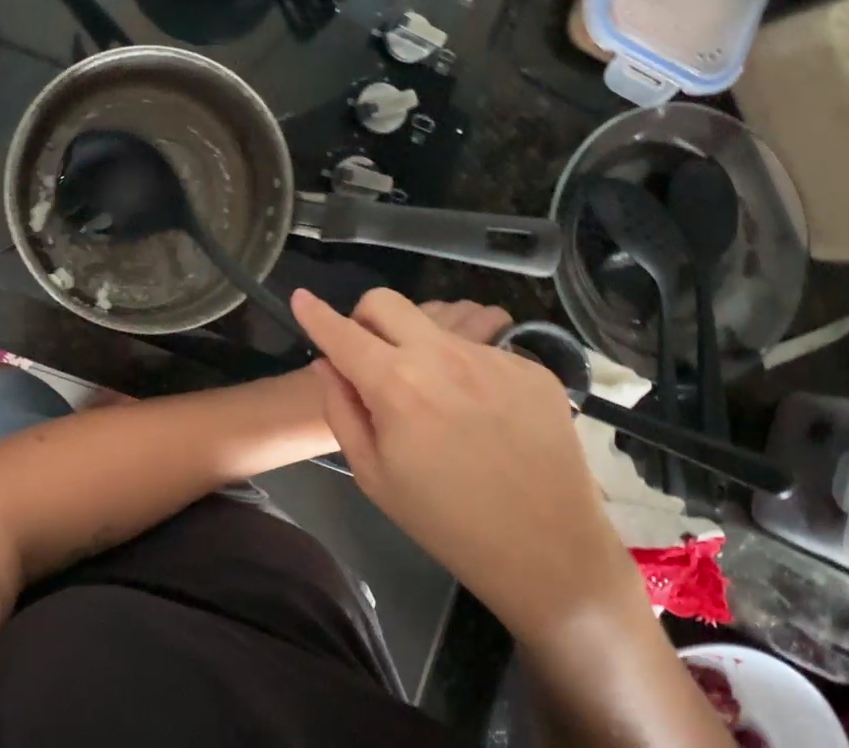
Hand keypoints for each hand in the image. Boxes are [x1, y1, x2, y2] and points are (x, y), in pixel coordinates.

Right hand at [294, 288, 645, 644]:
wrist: (549, 551)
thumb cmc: (446, 522)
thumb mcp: (373, 475)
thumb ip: (341, 410)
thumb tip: (328, 365)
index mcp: (397, 385)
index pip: (342, 332)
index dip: (314, 313)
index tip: (300, 298)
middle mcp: (444, 356)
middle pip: (387, 302)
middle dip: (364, 318)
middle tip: (368, 357)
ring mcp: (493, 358)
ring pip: (436, 329)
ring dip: (419, 351)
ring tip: (437, 405)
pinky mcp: (532, 368)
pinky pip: (480, 354)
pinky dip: (465, 374)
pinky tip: (481, 419)